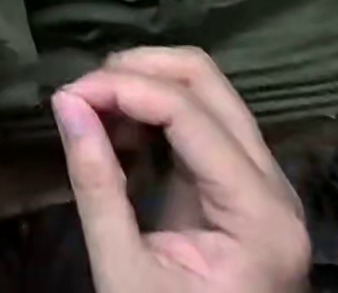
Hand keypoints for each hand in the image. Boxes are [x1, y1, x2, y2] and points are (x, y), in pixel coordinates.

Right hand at [53, 48, 309, 292]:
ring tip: (95, 109)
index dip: (120, 87)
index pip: (187, 111)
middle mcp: (273, 185)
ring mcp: (262, 180)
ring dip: (141, 79)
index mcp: (258, 216)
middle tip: (83, 92)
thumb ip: (95, 181)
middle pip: (205, 78)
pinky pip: (197, 112)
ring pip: (204, 85)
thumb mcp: (122, 269)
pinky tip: (117, 125)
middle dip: (135, 68)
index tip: (65, 96)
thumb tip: (64, 99)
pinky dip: (150, 101)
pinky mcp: (239, 180)